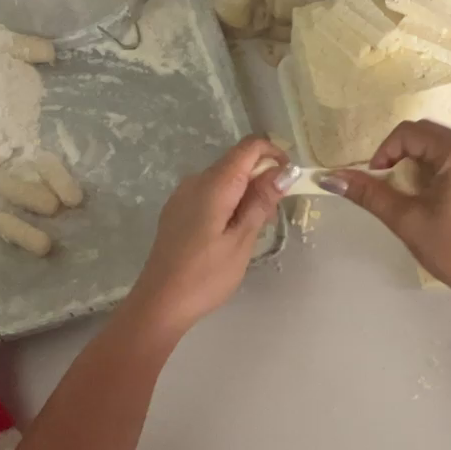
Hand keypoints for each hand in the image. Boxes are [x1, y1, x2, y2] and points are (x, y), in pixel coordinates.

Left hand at [121, 136, 287, 339]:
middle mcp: (195, 181)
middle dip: (262, 179)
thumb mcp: (241, 241)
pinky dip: (228, 203)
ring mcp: (182, 196)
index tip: (290, 179)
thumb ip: (261, 203)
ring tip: (256, 229)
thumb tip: (282, 172)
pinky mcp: (176, 211)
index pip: (248, 147)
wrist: (160, 302)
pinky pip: (208, 194)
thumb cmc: (205, 276)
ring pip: (223, 180)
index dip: (274, 154)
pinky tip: (232, 232)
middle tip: (274, 215)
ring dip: (246, 193)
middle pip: (235, 163)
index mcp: (213, 184)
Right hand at [325, 121, 450, 305]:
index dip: (385, 152)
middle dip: (401, 157)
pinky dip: (437, 172)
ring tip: (410, 197)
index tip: (377, 180)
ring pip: (441, 148)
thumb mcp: (405, 219)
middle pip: (427, 136)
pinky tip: (432, 201)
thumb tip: (331, 179)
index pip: (410, 132)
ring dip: (418, 165)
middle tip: (391, 188)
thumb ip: (369, 194)